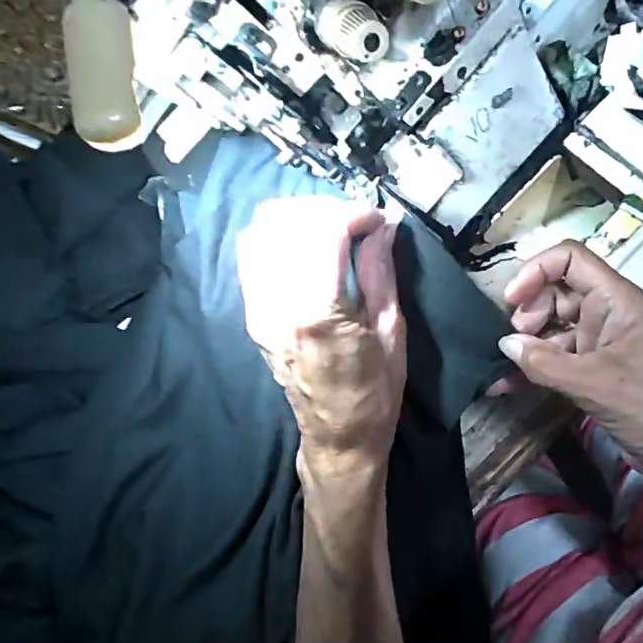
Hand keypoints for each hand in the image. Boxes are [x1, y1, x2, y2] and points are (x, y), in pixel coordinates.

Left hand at [237, 198, 405, 479]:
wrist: (338, 435)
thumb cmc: (375, 391)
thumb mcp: (392, 331)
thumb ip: (381, 272)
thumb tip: (382, 226)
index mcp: (319, 313)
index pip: (324, 232)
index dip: (354, 213)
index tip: (376, 220)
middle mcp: (278, 306)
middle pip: (287, 222)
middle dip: (325, 208)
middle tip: (354, 220)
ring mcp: (257, 310)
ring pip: (260, 231)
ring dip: (296, 216)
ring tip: (329, 226)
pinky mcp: (251, 314)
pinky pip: (250, 254)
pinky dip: (275, 235)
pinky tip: (303, 242)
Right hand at [498, 240, 642, 490]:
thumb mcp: (594, 384)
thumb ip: (545, 363)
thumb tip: (506, 344)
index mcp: (616, 299)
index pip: (570, 258)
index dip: (536, 270)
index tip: (511, 300)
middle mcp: (607, 311)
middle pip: (556, 290)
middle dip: (530, 309)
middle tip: (515, 339)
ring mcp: (600, 339)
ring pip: (553, 324)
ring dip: (527, 341)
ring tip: (506, 365)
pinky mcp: (594, 367)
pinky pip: (556, 355)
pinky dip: (534, 365)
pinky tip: (507, 383)